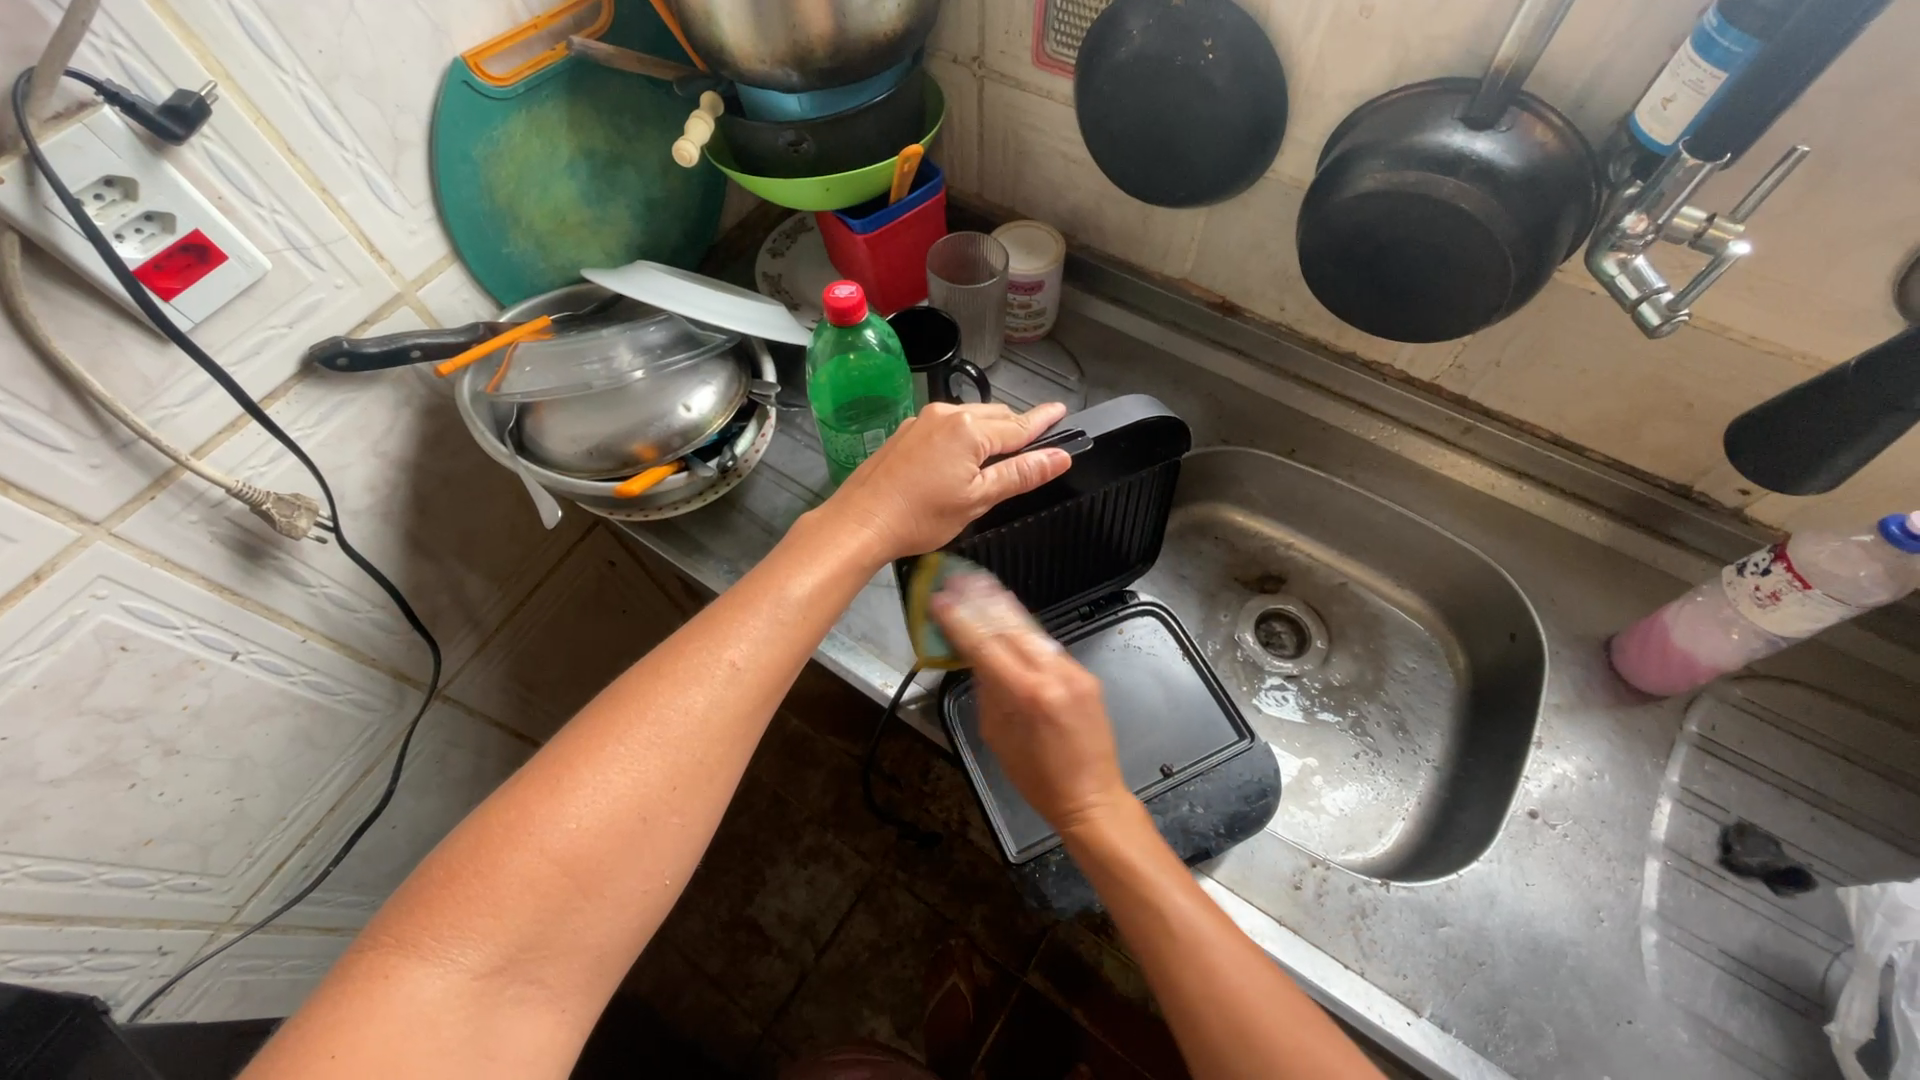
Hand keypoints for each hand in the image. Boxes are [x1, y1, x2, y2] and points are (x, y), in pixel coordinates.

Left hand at [818, 402, 1071, 562]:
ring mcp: (922, 421)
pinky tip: (962, 459)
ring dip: (989, 432)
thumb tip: (1059, 457)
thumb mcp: (979, 499)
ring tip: (1001, 453)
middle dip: (1017, 427)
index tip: (1061, 410)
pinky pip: (946, 426)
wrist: (861, 521)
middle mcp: (946, 415)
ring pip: (969, 419)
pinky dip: (963, 437)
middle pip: (995, 417)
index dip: (1043, 421)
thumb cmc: (920, 517)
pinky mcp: (906, 433)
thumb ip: (1021, 474)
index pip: (1019, 426)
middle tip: (1036, 441)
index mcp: (969, 430)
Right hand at [930, 572, 1129, 833]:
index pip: (986, 645)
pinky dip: (1026, 630)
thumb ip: (988, 692)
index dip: (961, 620)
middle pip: (1011, 627)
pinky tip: (1011, 614)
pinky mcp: (1086, 675)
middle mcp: (1052, 675)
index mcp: (1026, 694)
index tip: (942, 599)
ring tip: (982, 585)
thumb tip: (979, 662)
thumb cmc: (1037, 778)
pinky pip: (1050, 647)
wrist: (1092, 796)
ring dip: (1004, 607)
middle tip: (960, 580)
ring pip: (1032, 631)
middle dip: (982, 602)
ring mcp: (1074, 672)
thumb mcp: (997, 736)